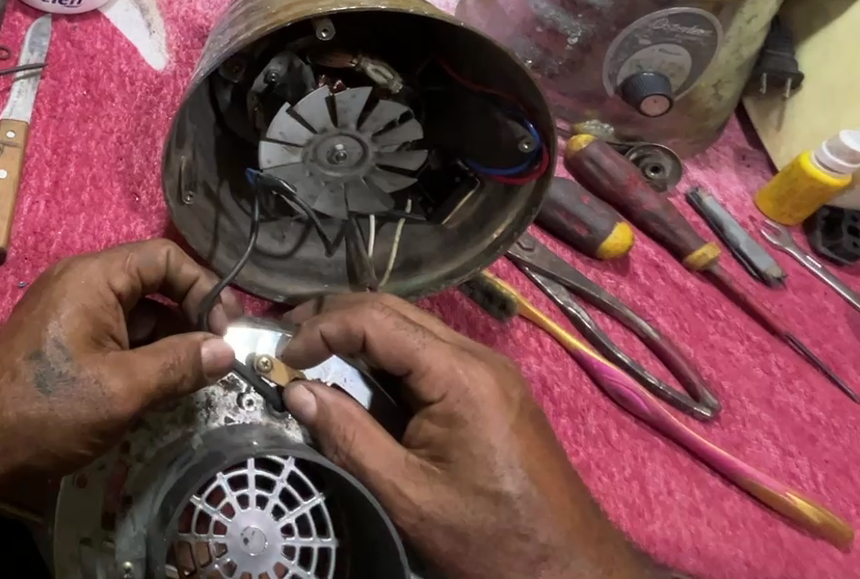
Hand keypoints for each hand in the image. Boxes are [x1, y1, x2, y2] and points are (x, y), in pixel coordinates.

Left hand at [0, 239, 239, 482]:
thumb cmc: (49, 410)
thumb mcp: (122, 390)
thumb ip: (178, 365)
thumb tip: (227, 350)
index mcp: (93, 276)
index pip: (164, 257)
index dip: (203, 287)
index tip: (228, 331)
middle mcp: (81, 281)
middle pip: (151, 280)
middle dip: (190, 314)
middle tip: (219, 356)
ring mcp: (70, 307)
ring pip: (136, 309)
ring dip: (168, 336)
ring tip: (197, 375)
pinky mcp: (64, 335)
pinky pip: (115, 328)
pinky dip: (142, 349)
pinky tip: (161, 381)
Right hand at [279, 293, 650, 578]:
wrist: (575, 578)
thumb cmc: (493, 543)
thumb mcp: (410, 498)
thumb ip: (348, 437)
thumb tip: (295, 390)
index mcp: (459, 376)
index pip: (374, 318)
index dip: (320, 327)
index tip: (283, 355)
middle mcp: (475, 356)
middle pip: (388, 307)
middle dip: (330, 316)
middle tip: (286, 341)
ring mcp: (485, 367)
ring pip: (404, 322)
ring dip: (353, 330)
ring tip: (310, 351)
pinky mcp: (486, 385)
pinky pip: (421, 348)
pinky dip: (379, 351)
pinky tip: (354, 372)